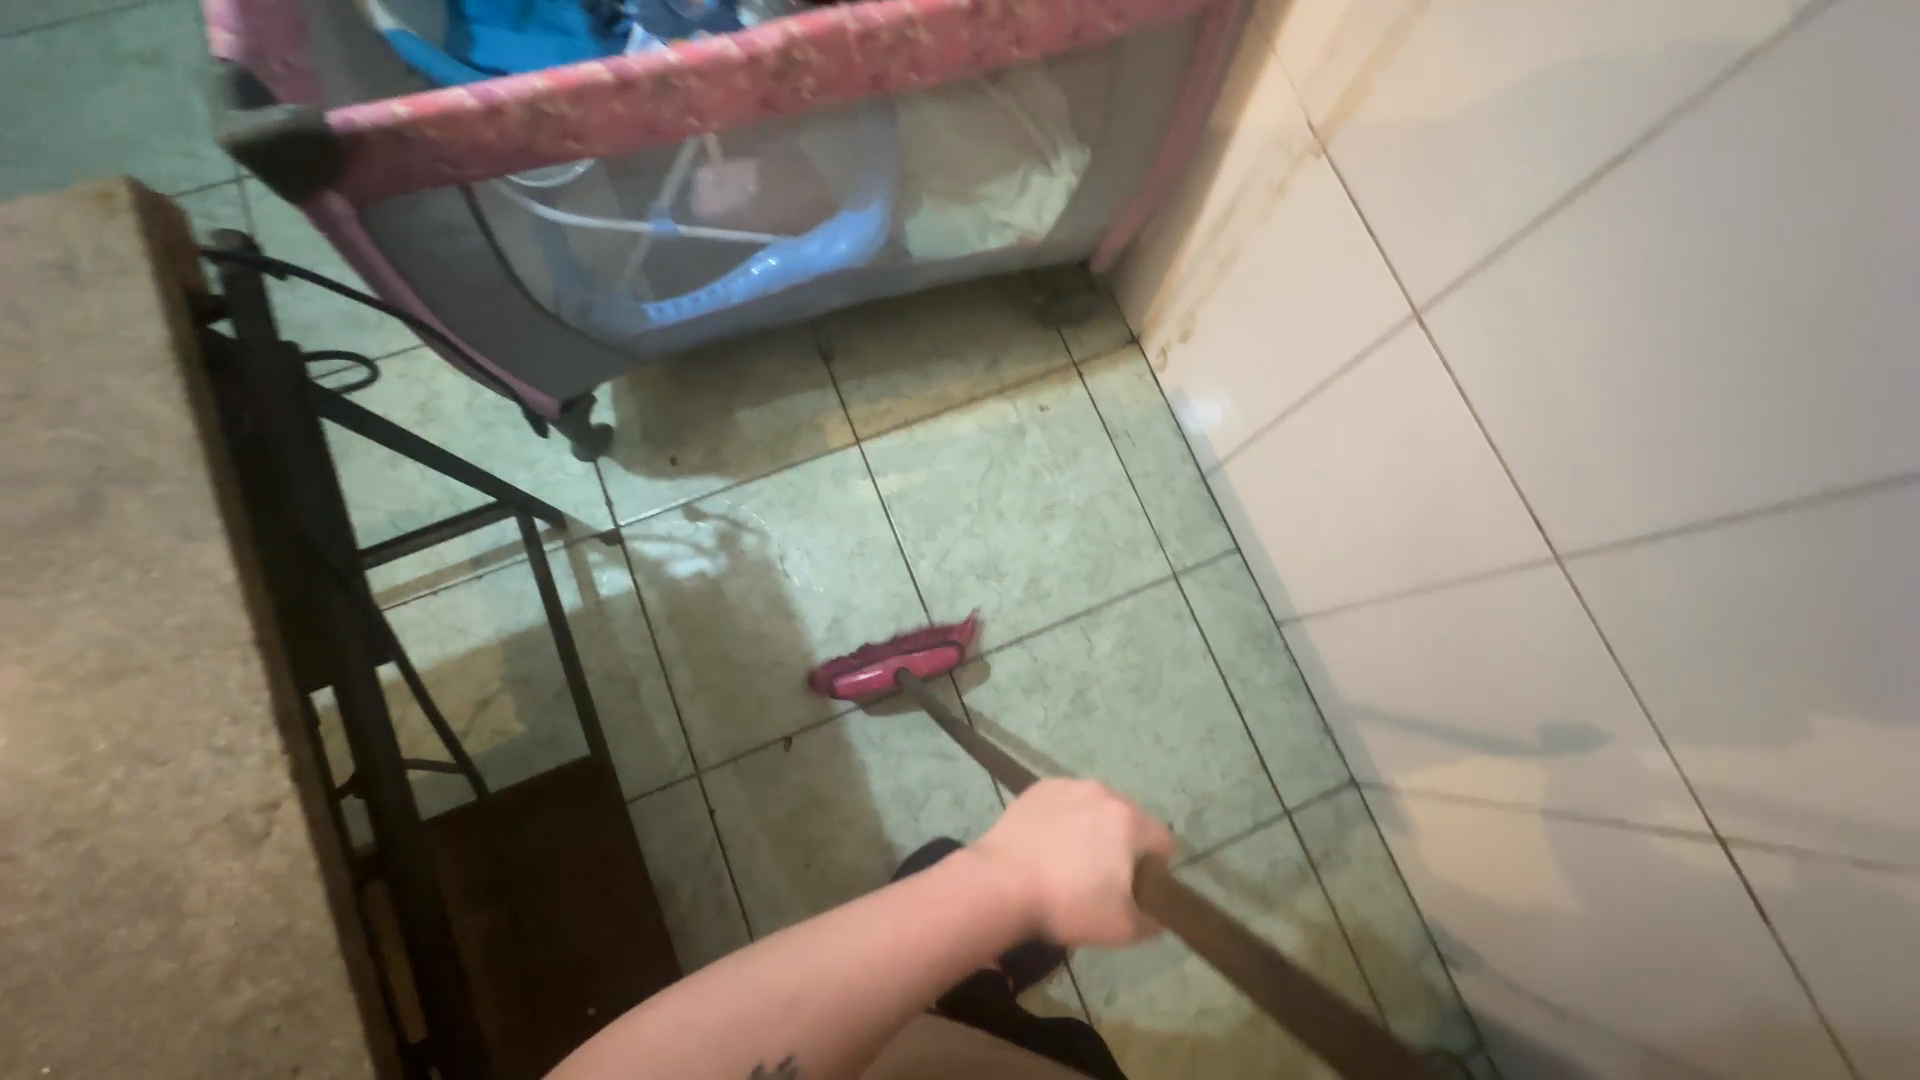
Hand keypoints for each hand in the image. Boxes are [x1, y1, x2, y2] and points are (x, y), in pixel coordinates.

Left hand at [969, 778, 1174, 946]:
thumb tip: (1156, 914)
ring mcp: (1068, 785)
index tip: (1136, 888)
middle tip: (1102, 876)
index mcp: (1130, 821)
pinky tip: (1048, 843)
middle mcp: (1103, 792)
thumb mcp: (1122, 928)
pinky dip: (1064, 817)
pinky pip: (1066, 802)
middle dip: (1124, 845)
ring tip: (1071, 858)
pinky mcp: (1039, 788)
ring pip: (1096, 807)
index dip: (1156, 868)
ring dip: (1094, 827)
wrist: (1001, 883)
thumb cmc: (1067, 903)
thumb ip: (1152, 921)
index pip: (1163, 841)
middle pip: (1129, 820)